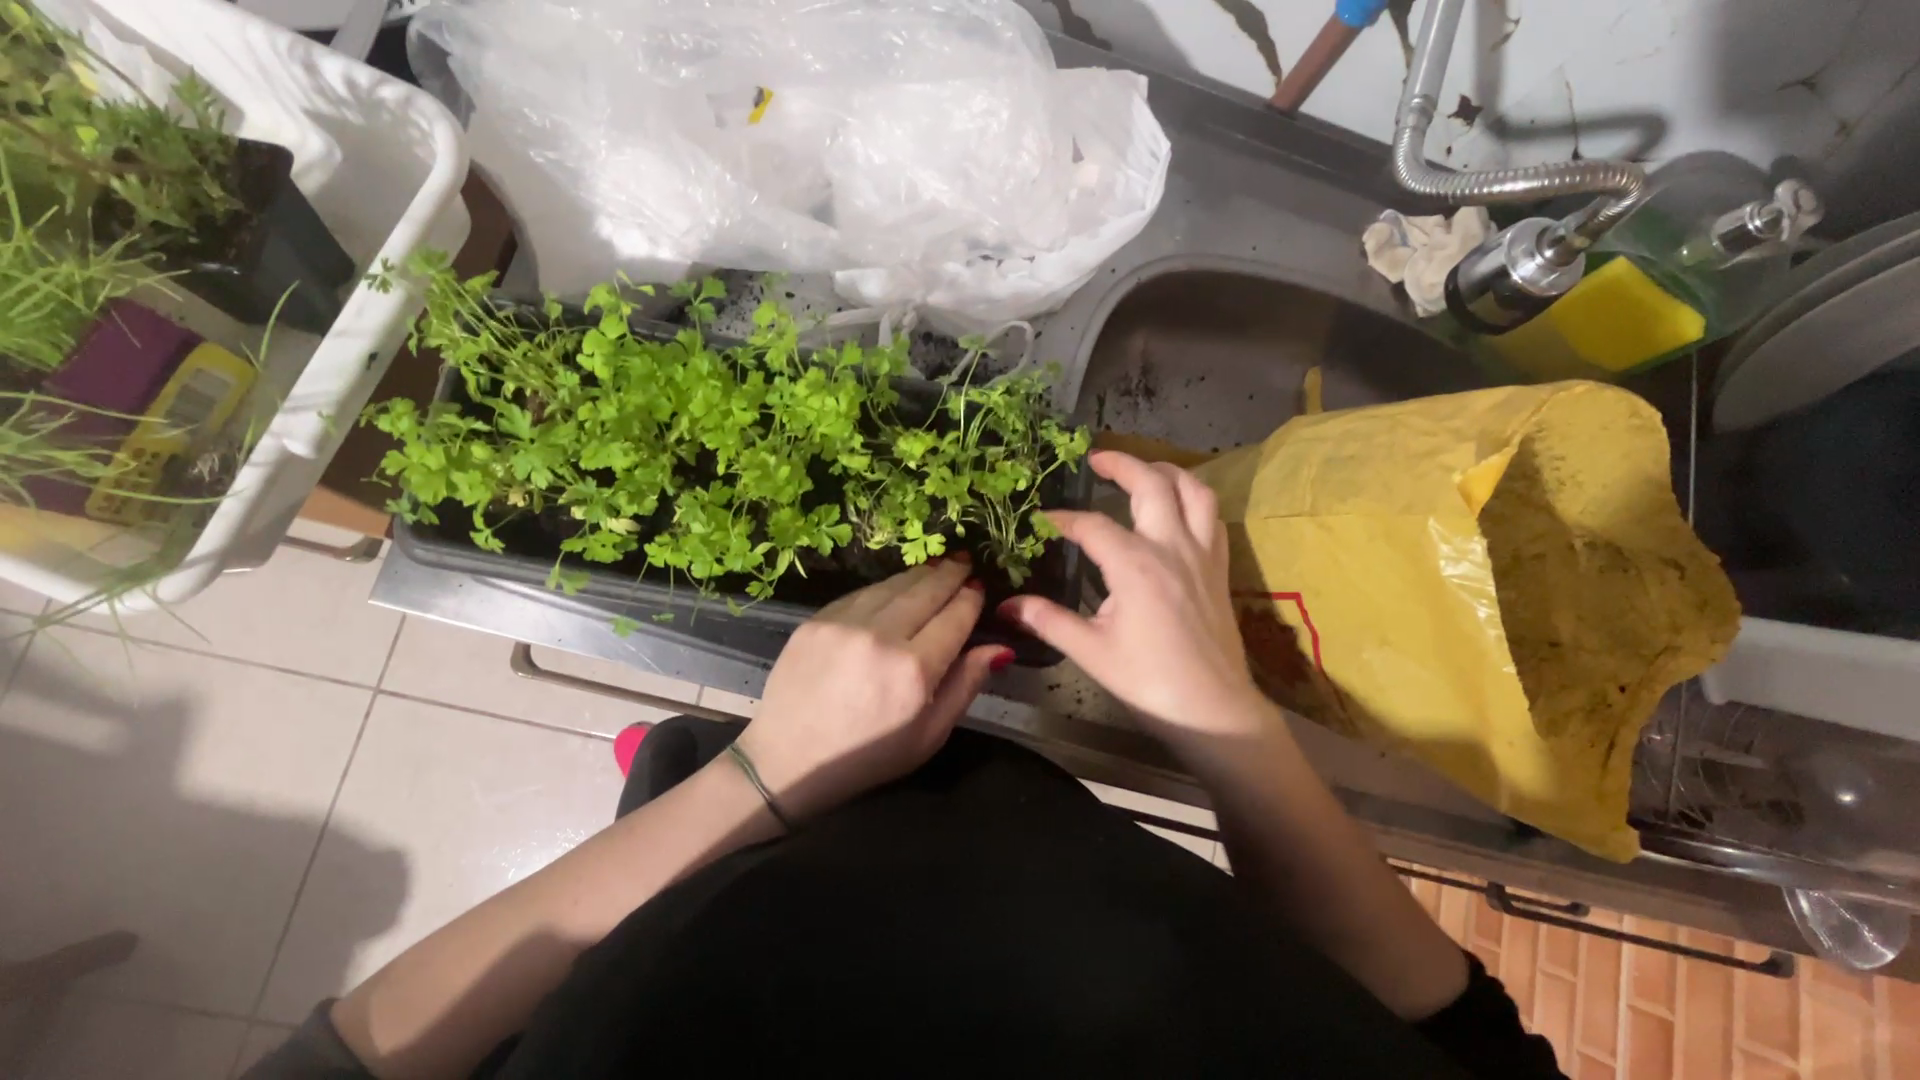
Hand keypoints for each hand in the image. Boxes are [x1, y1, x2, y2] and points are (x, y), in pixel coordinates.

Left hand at [735, 557, 1011, 819]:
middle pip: (926, 591)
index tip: (980, 588)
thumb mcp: (929, 736)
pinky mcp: (817, 620)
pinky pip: (861, 593)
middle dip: (949, 575)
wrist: (788, 759)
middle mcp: (881, 636)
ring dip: (919, 575)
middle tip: (963, 563)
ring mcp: (845, 623)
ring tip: (936, 568)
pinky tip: (895, 588)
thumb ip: (965, 686)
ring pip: (893, 585)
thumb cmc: (868, 757)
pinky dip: (884, 588)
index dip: (971, 600)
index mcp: (915, 670)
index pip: (955, 617)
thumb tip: (999, 648)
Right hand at [1000, 450, 1267, 740]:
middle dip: (1122, 464)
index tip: (1040, 520)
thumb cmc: (1150, 683)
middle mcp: (1172, 547)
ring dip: (1167, 473)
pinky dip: (1194, 500)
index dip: (1062, 520)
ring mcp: (1202, 555)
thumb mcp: (1092, 653)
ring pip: (1194, 492)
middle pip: (1151, 485)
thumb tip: (1006, 606)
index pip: (1092, 526)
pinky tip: (1179, 509)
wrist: (1215, 711)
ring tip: (1143, 470)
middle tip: (1095, 459)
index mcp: (1136, 565)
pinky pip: (1212, 517)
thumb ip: (1049, 622)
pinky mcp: (1220, 569)